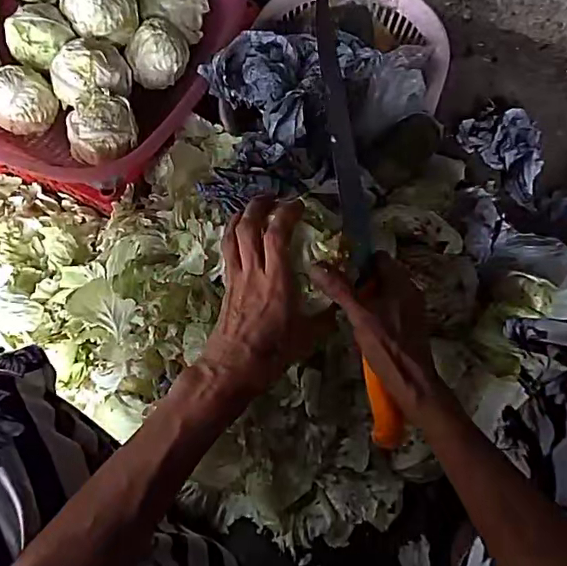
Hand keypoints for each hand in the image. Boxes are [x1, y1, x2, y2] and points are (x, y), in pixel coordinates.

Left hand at [198, 197, 334, 403]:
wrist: (231, 369)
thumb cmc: (272, 354)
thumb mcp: (307, 336)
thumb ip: (324, 316)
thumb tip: (339, 304)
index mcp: (277, 281)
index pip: (277, 235)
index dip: (286, 214)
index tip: (298, 205)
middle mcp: (254, 273)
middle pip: (249, 227)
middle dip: (259, 205)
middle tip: (273, 196)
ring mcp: (237, 277)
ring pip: (233, 235)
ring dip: (242, 215)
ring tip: (253, 207)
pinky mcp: (227, 286)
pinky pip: (228, 251)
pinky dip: (233, 235)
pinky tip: (240, 234)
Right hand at [310, 255, 446, 417]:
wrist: (412, 381)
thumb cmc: (386, 345)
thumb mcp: (359, 316)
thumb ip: (340, 290)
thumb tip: (317, 266)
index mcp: (400, 283)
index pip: (379, 257)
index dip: (359, 260)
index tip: (339, 268)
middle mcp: (410, 290)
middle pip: (383, 274)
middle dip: (362, 278)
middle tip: (340, 288)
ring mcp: (413, 307)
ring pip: (388, 291)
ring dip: (370, 295)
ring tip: (349, 305)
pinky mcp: (412, 323)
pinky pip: (393, 306)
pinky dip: (378, 308)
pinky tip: (365, 322)